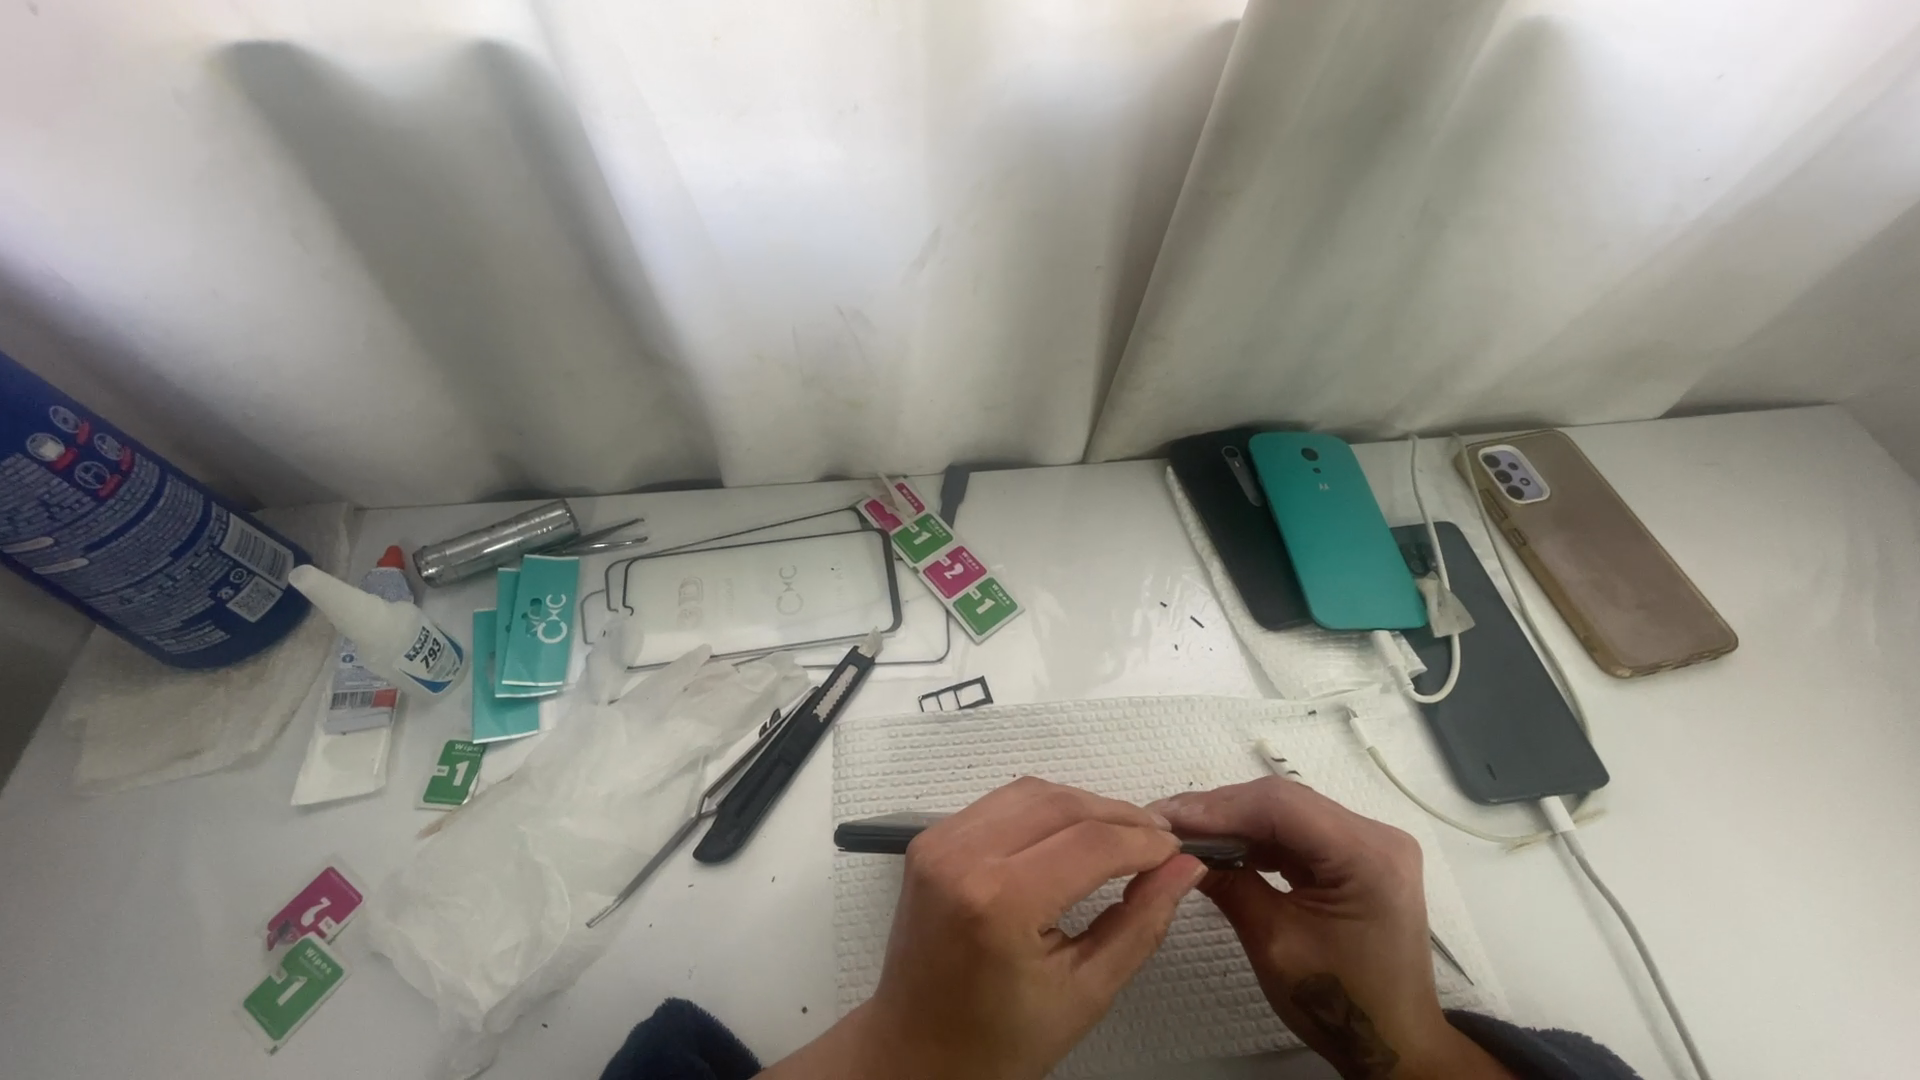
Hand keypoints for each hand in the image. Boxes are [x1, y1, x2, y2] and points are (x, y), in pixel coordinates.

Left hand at [765, 777, 1205, 1079]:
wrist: (914, 1052)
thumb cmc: (999, 1041)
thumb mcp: (1086, 992)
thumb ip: (1141, 923)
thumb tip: (1184, 867)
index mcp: (999, 902)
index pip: (1091, 842)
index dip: (1144, 841)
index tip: (1178, 850)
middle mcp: (963, 856)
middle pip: (1061, 804)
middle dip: (1119, 815)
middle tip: (1158, 839)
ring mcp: (939, 841)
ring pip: (1031, 791)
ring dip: (1083, 804)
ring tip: (1122, 834)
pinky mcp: (930, 838)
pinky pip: (1000, 803)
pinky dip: (1044, 808)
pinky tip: (1072, 832)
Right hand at [1153, 778, 1514, 1079]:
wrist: (1395, 1047)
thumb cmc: (1338, 1006)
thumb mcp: (1273, 944)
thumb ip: (1227, 885)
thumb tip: (1175, 849)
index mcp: (1369, 856)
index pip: (1281, 808)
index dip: (1218, 807)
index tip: (1167, 817)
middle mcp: (1375, 835)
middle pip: (1281, 802)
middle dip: (1219, 810)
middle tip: (1166, 820)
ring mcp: (1365, 841)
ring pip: (1283, 810)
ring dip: (1232, 819)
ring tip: (1183, 830)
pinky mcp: (1352, 853)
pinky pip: (1293, 829)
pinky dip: (1252, 835)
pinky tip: (1218, 843)